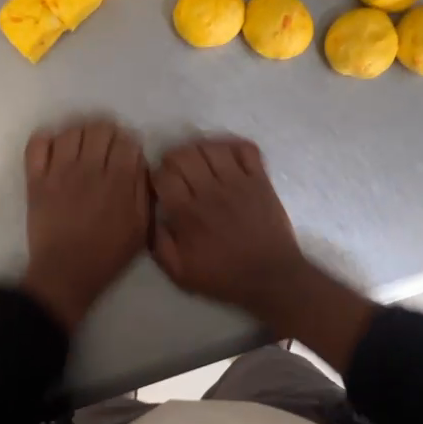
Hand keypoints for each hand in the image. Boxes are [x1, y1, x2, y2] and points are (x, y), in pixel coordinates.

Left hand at [21, 118, 150, 331]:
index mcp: (119, 180)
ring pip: (71, 130)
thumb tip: (139, 160)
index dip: (128, 144)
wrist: (66, 272)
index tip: (125, 154)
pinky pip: (37, 143)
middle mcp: (89, 168)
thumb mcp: (141, 226)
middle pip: (99, 128)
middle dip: (106, 134)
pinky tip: (55, 149)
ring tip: (81, 148)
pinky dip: (47, 139)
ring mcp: (59, 171)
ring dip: (80, 134)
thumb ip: (144, 189)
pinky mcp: (36, 179)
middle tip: (105, 149)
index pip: (126, 140)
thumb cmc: (108, 253)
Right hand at [151, 135, 373, 366]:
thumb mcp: (180, 272)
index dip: (157, 176)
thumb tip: (152, 217)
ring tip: (199, 162)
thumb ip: (159, 244)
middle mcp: (210, 191)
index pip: (163, 175)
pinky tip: (225, 158)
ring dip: (199, 150)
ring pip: (211, 147)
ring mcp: (238, 182)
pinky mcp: (260, 179)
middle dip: (173, 158)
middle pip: (184, 154)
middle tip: (176, 171)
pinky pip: (244, 148)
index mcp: (188, 213)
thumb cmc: (224, 275)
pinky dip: (231, 147)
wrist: (270, 276)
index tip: (161, 186)